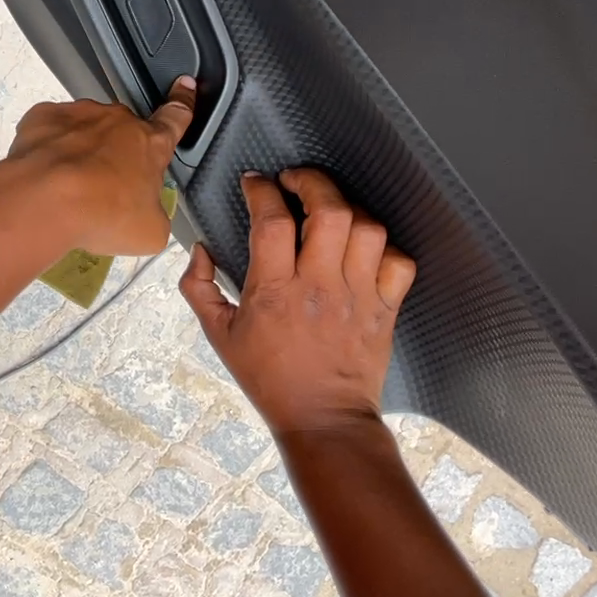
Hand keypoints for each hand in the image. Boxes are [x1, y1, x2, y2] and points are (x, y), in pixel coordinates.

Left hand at [0, 77, 194, 255]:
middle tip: (99, 187)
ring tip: (66, 185)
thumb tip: (145, 214)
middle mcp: (116, 121)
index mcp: (150, 144)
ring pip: (83, 129)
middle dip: (113, 154)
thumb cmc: (102, 214)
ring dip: (79, 150)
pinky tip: (42, 171)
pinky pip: (49, 128)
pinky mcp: (42, 117)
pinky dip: (47, 145)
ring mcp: (78, 114)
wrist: (44, 201)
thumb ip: (153, 214)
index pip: (174, 118)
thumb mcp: (149, 231)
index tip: (184, 86)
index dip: (182, 103)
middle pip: (121, 132)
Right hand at [179, 168, 416, 434]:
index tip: (253, 182)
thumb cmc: (265, 374)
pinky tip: (360, 245)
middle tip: (295, 180)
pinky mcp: (386, 308)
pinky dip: (383, 244)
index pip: (271, 221)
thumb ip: (198, 287)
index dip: (261, 190)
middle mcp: (319, 285)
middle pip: (330, 211)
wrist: (322, 417)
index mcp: (273, 289)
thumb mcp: (216, 332)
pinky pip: (398, 261)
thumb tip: (201, 249)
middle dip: (312, 182)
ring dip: (347, 207)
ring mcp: (359, 295)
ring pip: (368, 229)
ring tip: (328, 207)